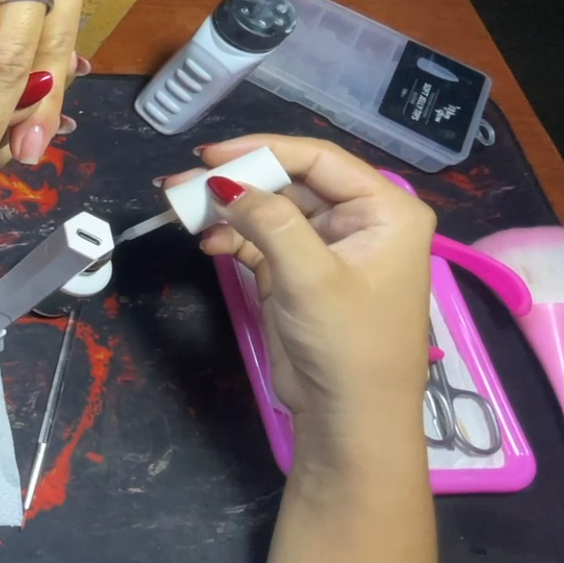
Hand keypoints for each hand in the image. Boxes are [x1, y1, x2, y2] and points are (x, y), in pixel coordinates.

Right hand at [185, 137, 435, 465]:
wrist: (346, 411)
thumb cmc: (347, 340)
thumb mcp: (308, 276)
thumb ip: (268, 221)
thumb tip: (219, 183)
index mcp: (383, 210)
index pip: (319, 161)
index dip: (263, 151)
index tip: (208, 157)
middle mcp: (356, 221)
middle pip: (287, 182)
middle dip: (235, 182)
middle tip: (181, 184)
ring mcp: (322, 247)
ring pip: (265, 210)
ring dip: (224, 210)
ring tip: (181, 212)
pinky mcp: (293, 271)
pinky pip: (255, 238)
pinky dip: (228, 237)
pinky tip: (207, 243)